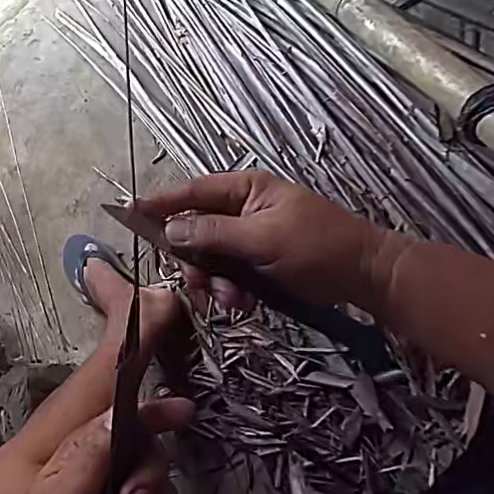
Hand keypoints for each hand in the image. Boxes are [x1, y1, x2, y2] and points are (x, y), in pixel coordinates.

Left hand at [0, 397, 195, 493]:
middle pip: (149, 450)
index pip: (119, 411)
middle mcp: (99, 467)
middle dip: (149, 478)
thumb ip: (92, 447)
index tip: (179, 411)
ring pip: (159, 489)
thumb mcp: (62, 492)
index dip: (151, 407)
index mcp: (77, 448)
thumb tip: (117, 410)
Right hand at [137, 172, 395, 309]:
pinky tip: (245, 303)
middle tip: (197, 285)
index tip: (130, 212)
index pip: (193, 192)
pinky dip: (230, 291)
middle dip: (195, 261)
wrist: (363, 275)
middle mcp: (242, 209)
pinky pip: (227, 275)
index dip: (161, 203)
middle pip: (196, 231)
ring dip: (213, 282)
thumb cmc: (317, 245)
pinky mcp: (256, 263)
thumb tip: (170, 230)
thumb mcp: (262, 237)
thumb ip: (213, 234)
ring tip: (233, 300)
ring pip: (209, 259)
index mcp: (245, 189)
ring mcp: (248, 237)